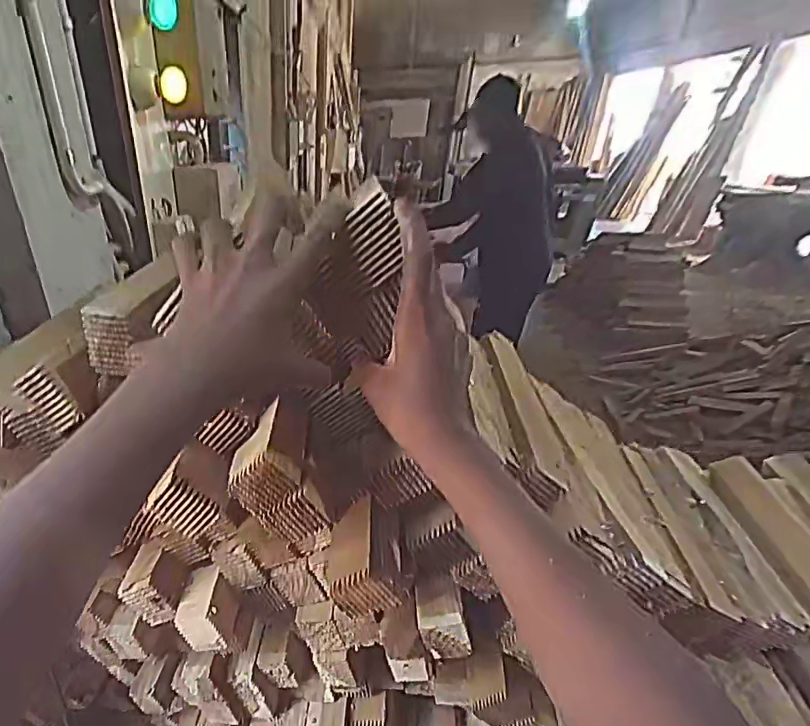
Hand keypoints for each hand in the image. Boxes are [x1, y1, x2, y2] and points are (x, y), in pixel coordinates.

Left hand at [140, 193, 347, 404]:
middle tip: (282, 213)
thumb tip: (328, 378)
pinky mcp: (189, 278)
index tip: (338, 204)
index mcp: (283, 282)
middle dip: (278, 203)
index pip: (316, 239)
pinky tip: (189, 247)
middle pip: (268, 209)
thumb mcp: (287, 372)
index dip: (331, 216)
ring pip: (219, 222)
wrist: (197, 372)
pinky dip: (185, 243)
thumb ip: (312, 372)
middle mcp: (251, 263)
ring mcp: (217, 266)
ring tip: (227, 235)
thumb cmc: (246, 369)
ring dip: (224, 226)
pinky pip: (183, 245)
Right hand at [356, 200, 476, 461]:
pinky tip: (419, 316)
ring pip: (444, 289)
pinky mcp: (461, 346)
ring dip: (427, 275)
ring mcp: (457, 331)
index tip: (404, 204)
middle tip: (401, 231)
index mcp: (417, 319)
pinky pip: (447, 312)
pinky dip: (433, 302)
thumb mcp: (373, 384)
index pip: (418, 261)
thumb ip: (360, 361)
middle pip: (434, 268)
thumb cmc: (405, 410)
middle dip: (419, 245)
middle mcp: (442, 317)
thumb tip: (348, 352)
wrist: (445, 437)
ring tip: (407, 273)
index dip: (412, 229)